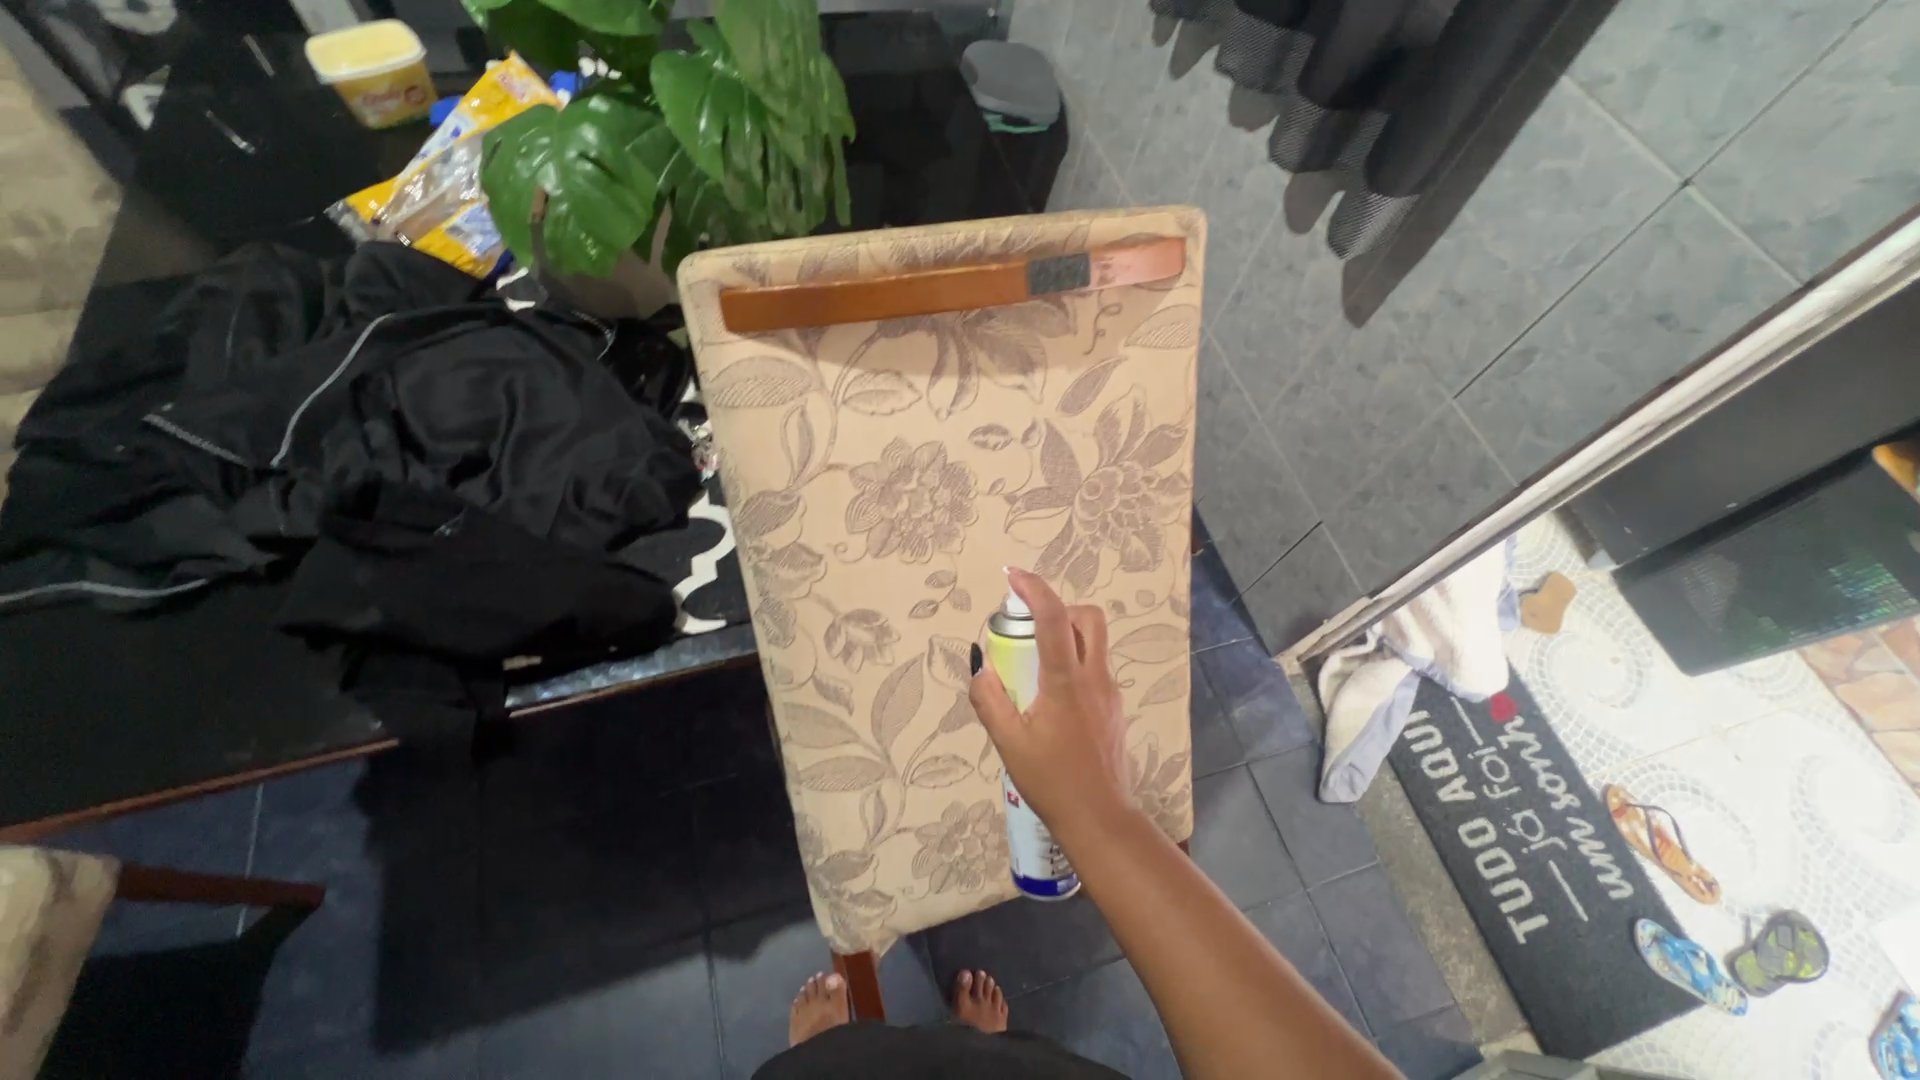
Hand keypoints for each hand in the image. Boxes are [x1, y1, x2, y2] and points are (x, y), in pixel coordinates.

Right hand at [969, 568, 1134, 842]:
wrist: (1100, 818)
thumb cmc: (1051, 781)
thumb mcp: (1008, 743)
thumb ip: (990, 700)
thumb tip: (980, 667)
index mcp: (1066, 682)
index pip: (1053, 618)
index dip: (1034, 589)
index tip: (1013, 575)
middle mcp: (1094, 678)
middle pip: (1089, 618)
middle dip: (1060, 609)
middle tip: (1029, 627)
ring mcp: (1110, 692)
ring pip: (1094, 643)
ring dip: (1067, 636)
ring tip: (1035, 666)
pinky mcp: (1114, 708)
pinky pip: (1094, 669)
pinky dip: (1073, 664)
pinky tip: (1051, 700)